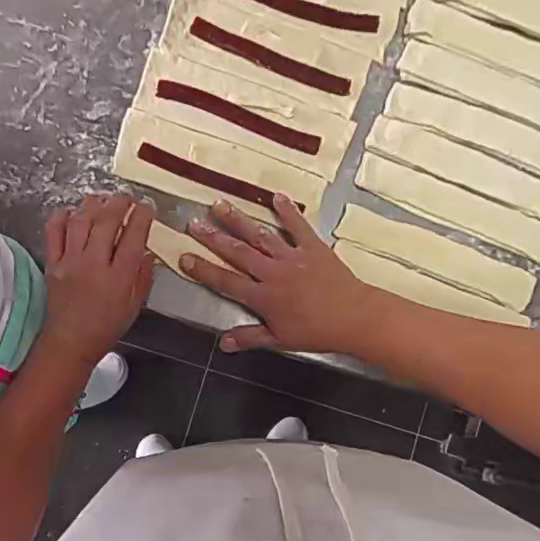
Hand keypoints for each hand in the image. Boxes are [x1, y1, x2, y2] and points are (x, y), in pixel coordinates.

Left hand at [38, 193, 156, 368]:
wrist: (71, 342)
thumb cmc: (106, 327)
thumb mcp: (134, 305)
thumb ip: (142, 276)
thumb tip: (147, 251)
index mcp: (118, 278)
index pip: (134, 236)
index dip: (143, 216)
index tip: (147, 207)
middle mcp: (93, 265)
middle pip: (107, 221)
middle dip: (120, 202)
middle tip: (127, 197)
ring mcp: (70, 262)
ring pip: (81, 220)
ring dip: (93, 204)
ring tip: (102, 200)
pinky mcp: (52, 264)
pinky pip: (54, 232)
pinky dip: (62, 217)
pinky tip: (72, 212)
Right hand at [180, 196, 377, 354]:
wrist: (355, 318)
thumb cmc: (316, 332)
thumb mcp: (279, 340)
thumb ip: (249, 337)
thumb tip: (223, 343)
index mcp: (262, 296)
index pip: (225, 281)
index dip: (203, 270)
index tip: (184, 257)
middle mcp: (272, 272)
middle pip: (237, 253)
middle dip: (213, 238)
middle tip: (194, 223)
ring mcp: (292, 257)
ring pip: (259, 236)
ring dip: (238, 220)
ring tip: (220, 205)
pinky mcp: (313, 247)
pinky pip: (297, 226)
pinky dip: (287, 211)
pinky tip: (275, 197)